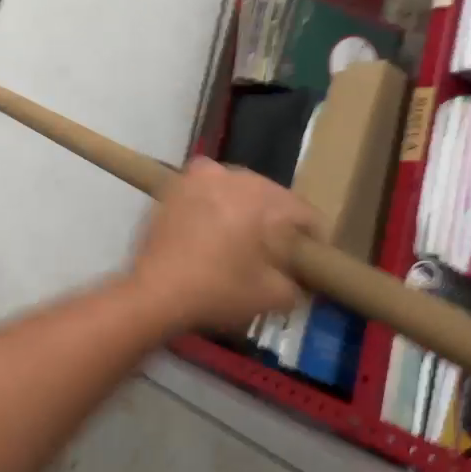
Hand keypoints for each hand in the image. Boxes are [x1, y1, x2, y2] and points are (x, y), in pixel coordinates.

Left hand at [130, 158, 316, 331]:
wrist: (156, 289)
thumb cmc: (218, 290)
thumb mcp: (273, 296)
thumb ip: (297, 282)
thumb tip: (299, 276)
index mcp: (262, 198)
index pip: (304, 212)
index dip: (314, 238)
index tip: (312, 260)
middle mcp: (232, 176)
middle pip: (271, 194)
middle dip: (278, 219)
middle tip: (279, 249)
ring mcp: (199, 175)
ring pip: (238, 186)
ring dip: (247, 206)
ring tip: (246, 236)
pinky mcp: (175, 184)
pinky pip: (207, 186)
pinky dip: (216, 201)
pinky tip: (215, 224)